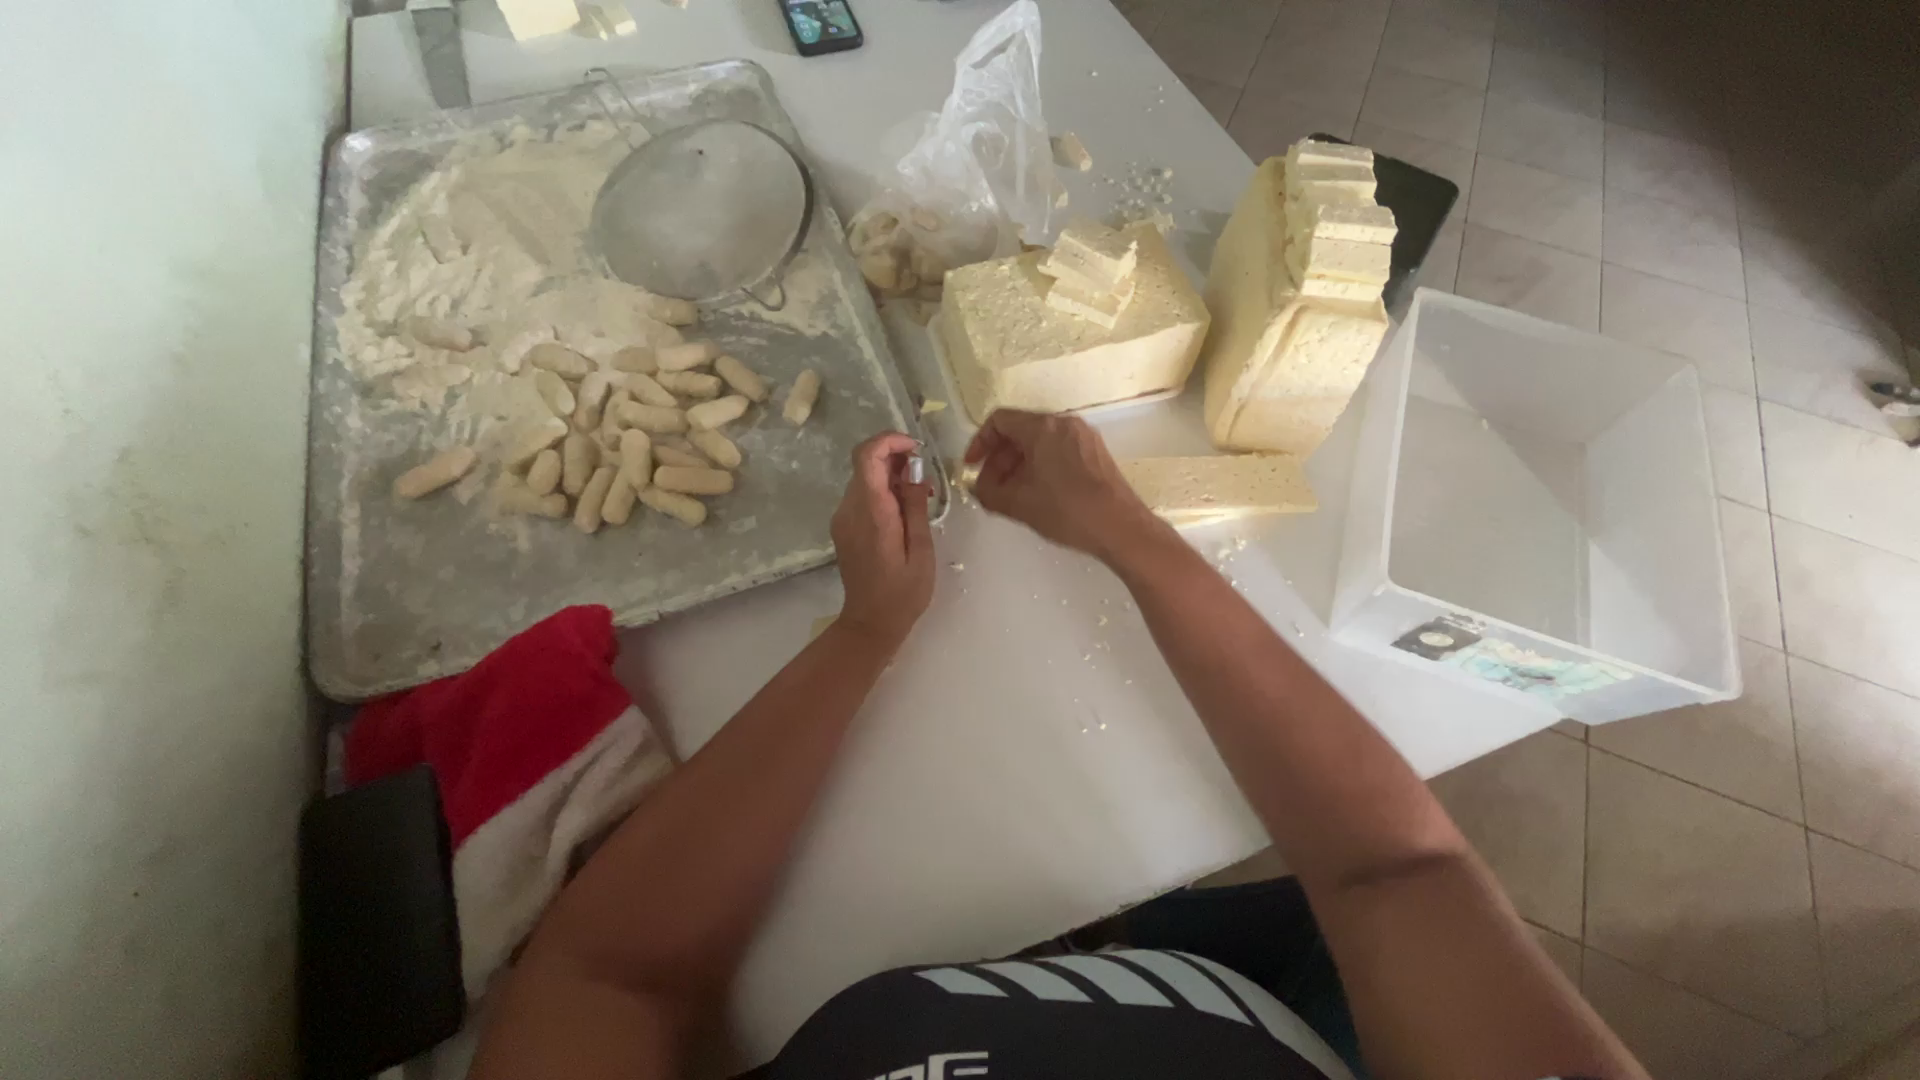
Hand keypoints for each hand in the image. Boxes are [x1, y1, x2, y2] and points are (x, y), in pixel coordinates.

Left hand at [831, 432, 935, 646]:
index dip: (890, 441)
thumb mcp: (921, 550)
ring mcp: (842, 518)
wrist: (870, 623)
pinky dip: (882, 492)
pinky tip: (903, 512)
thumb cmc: (903, 593)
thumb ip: (915, 507)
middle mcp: (850, 509)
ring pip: (864, 479)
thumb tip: (913, 474)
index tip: (916, 449)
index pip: (867, 456)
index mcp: (871, 512)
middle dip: (896, 459)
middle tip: (925, 479)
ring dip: (891, 477)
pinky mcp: (843, 527)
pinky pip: (862, 496)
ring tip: (919, 497)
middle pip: (865, 463)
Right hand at [963, 409, 1164, 562]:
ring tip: (1012, 494)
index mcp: (1042, 427)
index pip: (999, 421)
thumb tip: (978, 487)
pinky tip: (1038, 493)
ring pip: (1040, 442)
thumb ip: (989, 492)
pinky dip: (1041, 465)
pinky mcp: (1095, 452)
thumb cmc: (1067, 511)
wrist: (1120, 527)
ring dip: (1019, 464)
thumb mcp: (1019, 504)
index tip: (972, 467)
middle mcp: (1064, 423)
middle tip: (990, 487)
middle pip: (1020, 431)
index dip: (979, 443)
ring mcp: (1083, 436)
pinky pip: (1058, 449)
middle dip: (999, 459)